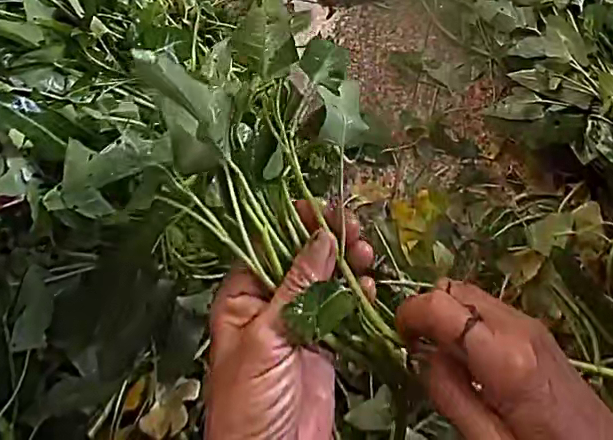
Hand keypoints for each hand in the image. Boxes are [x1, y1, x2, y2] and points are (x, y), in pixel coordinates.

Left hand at [204, 200, 376, 439]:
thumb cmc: (248, 403)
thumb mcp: (267, 338)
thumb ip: (296, 286)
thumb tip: (321, 235)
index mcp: (244, 294)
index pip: (269, 241)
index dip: (297, 221)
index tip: (325, 209)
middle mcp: (271, 301)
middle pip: (302, 255)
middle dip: (329, 239)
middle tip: (354, 230)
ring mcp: (299, 322)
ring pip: (326, 278)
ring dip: (348, 262)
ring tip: (366, 255)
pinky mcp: (324, 344)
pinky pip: (342, 309)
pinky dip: (358, 295)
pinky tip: (369, 288)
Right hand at [395, 280, 612, 439]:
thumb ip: (451, 397)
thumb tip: (425, 357)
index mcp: (503, 356)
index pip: (441, 304)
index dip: (410, 313)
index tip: (397, 337)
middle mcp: (515, 324)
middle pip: (452, 288)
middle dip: (428, 311)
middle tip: (419, 351)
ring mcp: (527, 321)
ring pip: (469, 293)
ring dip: (447, 314)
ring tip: (445, 359)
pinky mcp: (534, 327)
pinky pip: (487, 308)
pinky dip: (467, 321)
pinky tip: (472, 361)